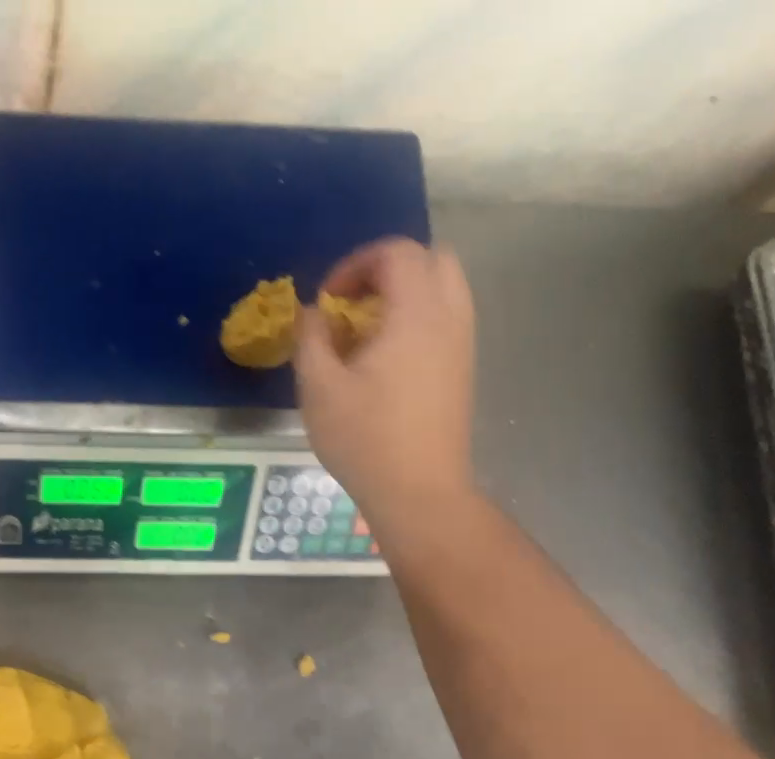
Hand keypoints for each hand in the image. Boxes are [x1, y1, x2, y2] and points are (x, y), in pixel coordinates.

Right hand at [295, 237, 477, 518]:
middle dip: (387, 270)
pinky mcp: (463, 368)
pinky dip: (417, 318)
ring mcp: (462, 343)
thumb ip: (311, 337)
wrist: (418, 491)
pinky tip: (384, 358)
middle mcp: (449, 318)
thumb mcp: (318, 386)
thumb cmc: (364, 438)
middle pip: (432, 259)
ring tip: (365, 331)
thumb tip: (312, 312)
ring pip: (444, 288)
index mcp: (416, 313)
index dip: (355, 264)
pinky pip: (446, 318)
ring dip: (404, 294)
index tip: (327, 300)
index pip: (397, 252)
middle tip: (352, 304)